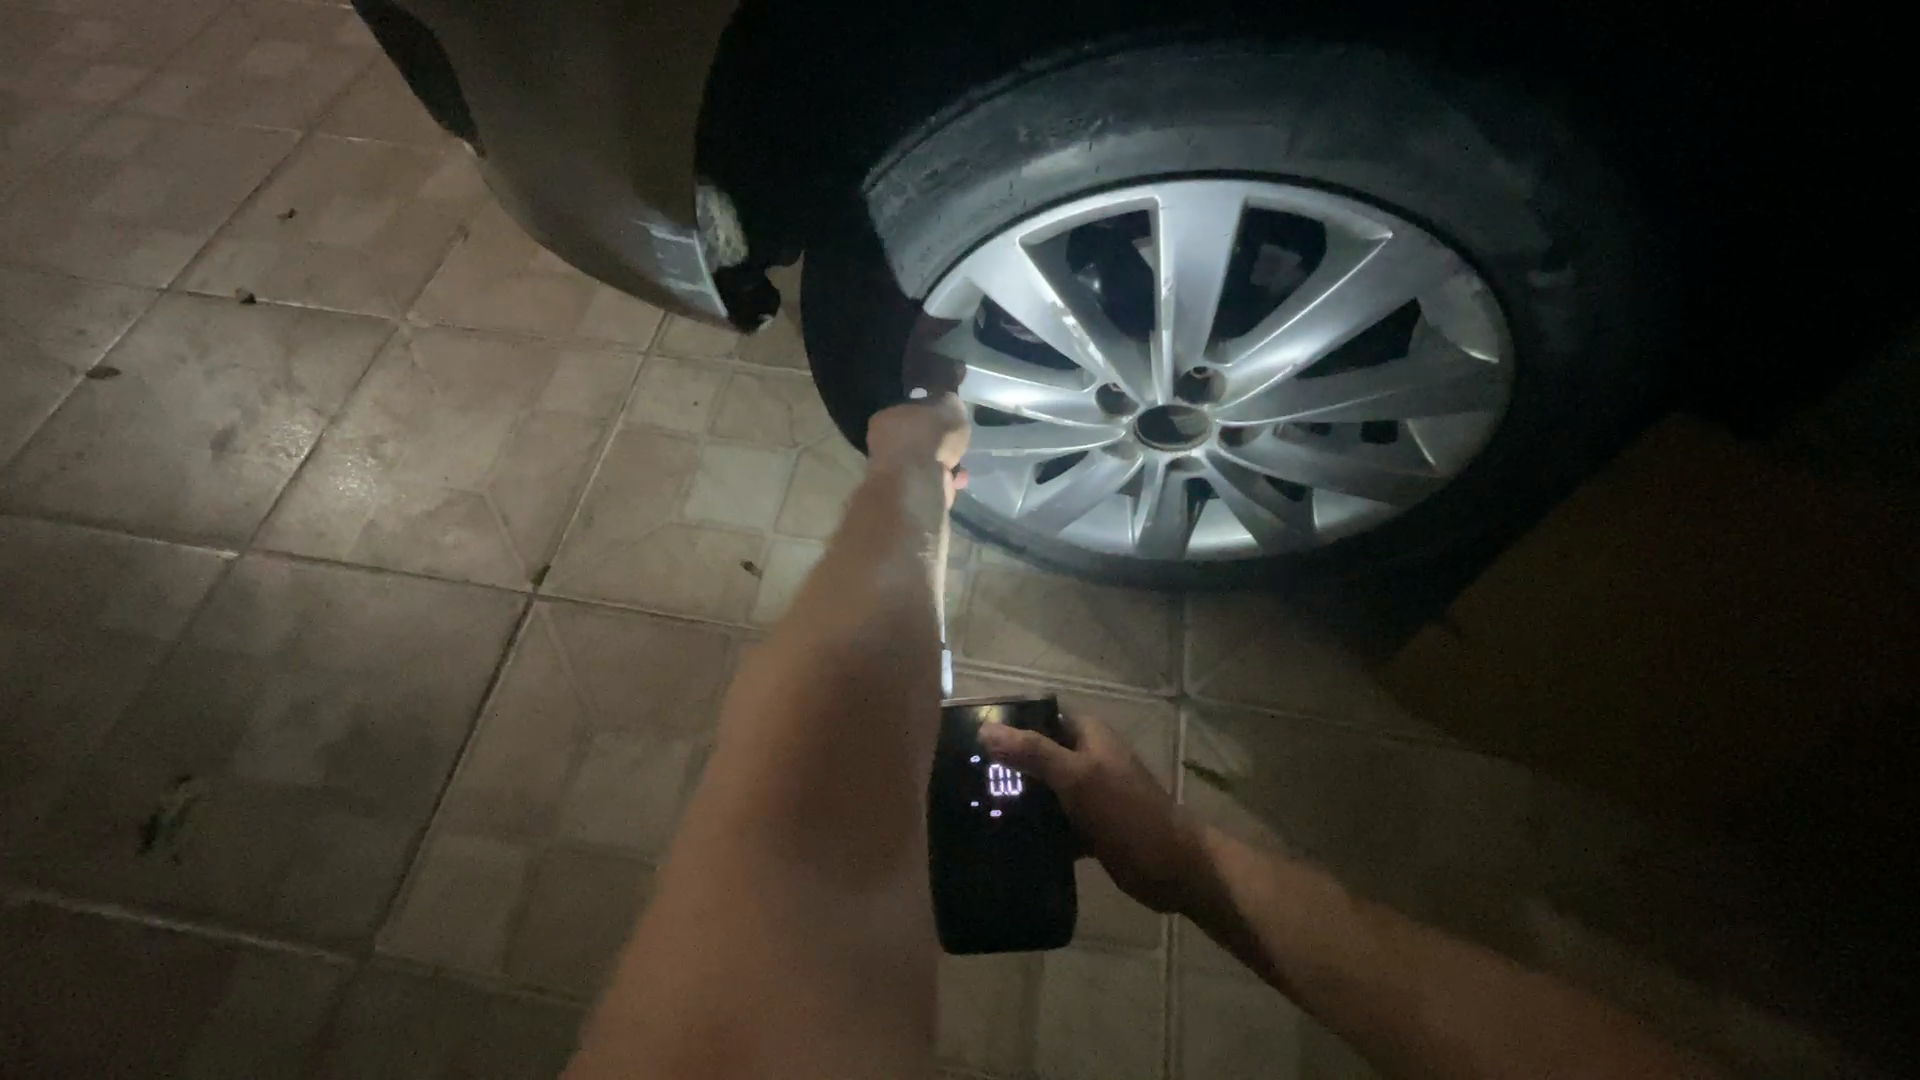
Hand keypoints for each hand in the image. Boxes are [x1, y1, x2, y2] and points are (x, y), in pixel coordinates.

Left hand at [866, 393, 969, 506]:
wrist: (918, 483)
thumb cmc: (929, 437)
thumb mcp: (949, 406)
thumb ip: (950, 404)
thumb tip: (950, 404)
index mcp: (886, 418)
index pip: (909, 412)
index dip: (931, 415)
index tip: (948, 421)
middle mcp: (883, 445)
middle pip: (917, 440)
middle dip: (940, 444)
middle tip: (957, 444)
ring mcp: (893, 473)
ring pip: (925, 464)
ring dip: (945, 465)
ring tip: (960, 465)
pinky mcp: (906, 496)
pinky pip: (930, 484)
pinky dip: (945, 482)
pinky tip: (958, 480)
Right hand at [978, 711, 1209, 914]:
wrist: (1174, 868)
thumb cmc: (1127, 812)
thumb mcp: (1077, 777)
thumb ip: (1033, 753)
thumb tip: (986, 731)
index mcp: (1088, 736)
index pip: (1040, 717)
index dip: (1009, 725)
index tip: (971, 740)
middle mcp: (1087, 759)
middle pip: (1038, 755)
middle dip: (1007, 766)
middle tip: (966, 781)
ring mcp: (1089, 795)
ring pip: (1044, 791)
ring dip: (1019, 801)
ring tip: (975, 811)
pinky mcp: (1089, 827)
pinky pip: (1054, 823)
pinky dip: (1035, 830)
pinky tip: (1005, 841)